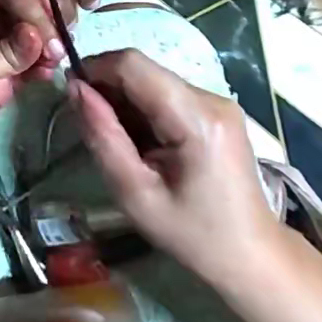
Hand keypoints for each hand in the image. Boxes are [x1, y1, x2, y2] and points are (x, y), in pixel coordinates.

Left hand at [0, 0, 46, 182]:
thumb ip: (6, 52)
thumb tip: (42, 33)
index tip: (50, 0)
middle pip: (11, 15)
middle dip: (36, 21)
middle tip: (63, 29)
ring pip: (22, 42)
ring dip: (42, 46)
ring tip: (59, 54)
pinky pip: (25, 68)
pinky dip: (39, 67)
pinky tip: (50, 70)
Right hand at [67, 50, 285, 287]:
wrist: (251, 255)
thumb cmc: (191, 234)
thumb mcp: (134, 193)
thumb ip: (102, 136)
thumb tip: (74, 88)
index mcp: (196, 118)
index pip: (133, 65)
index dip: (95, 69)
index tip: (71, 95)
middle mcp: (211, 98)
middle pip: (143, 70)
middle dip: (108, 89)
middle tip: (92, 128)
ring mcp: (217, 101)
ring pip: (152, 80)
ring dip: (124, 102)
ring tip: (120, 144)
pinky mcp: (216, 110)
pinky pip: (166, 94)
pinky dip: (143, 110)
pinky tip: (142, 144)